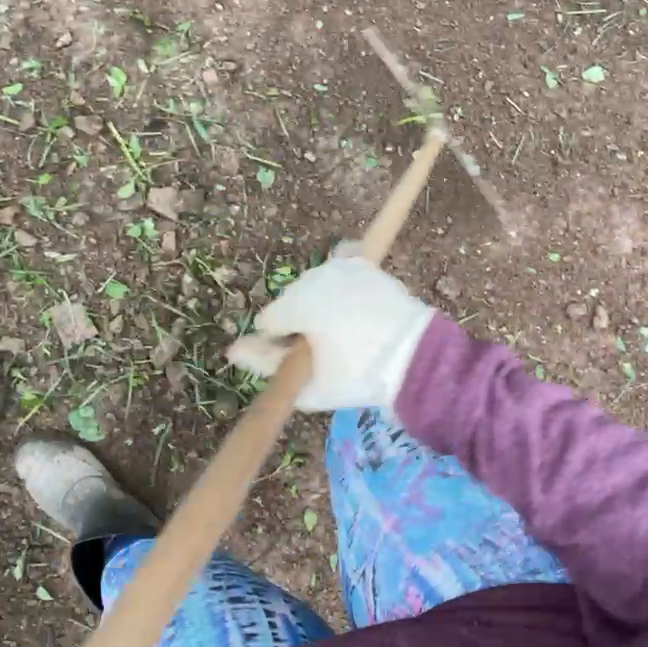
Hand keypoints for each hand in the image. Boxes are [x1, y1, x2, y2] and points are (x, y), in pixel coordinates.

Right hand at [225, 256, 434, 410]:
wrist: (415, 359)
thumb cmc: (359, 375)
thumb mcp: (309, 384)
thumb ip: (265, 365)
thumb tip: (231, 351)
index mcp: (297, 304)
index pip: (270, 321)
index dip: (280, 343)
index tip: (301, 359)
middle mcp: (314, 278)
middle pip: (292, 300)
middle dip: (300, 320)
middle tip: (326, 348)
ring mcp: (341, 267)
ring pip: (314, 284)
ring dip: (320, 302)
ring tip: (344, 329)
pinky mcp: (363, 265)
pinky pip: (340, 262)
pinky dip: (339, 278)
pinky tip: (350, 297)